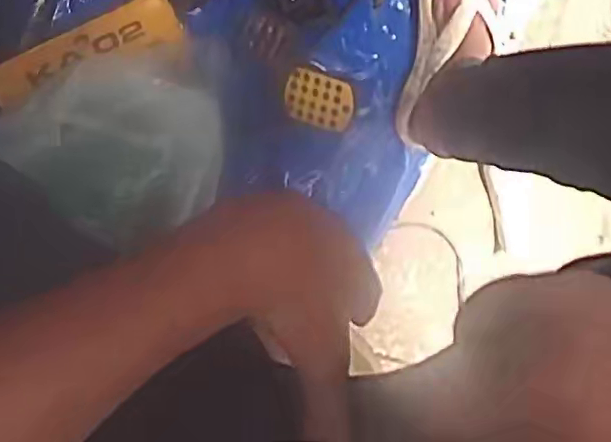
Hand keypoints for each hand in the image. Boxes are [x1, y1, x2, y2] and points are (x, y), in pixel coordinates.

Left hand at [177, 192, 379, 441]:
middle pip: (338, 258)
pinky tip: (250, 270)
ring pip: (303, 240)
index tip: (351, 324)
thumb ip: (333, 409)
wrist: (241, 249)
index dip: (360, 310)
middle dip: (330, 284)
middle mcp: (331, 226)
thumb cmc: (293, 305)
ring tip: (279, 293)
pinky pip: (268, 229)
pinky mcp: (259, 199)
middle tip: (314, 312)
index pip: (369, 288)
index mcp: (354, 261)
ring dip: (297, 261)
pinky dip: (264, 247)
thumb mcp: (320, 361)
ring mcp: (294, 207)